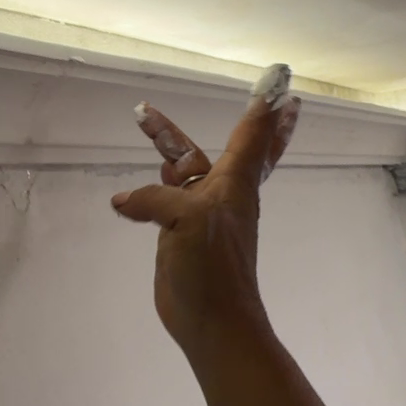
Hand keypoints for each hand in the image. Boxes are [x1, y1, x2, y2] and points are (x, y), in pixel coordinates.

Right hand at [111, 88, 302, 349]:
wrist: (213, 320)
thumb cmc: (212, 266)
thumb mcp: (186, 221)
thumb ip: (154, 199)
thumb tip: (123, 201)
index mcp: (233, 186)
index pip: (252, 138)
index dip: (265, 111)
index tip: (282, 84)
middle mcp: (221, 194)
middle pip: (222, 148)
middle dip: (219, 124)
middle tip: (238, 95)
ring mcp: (200, 214)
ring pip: (184, 170)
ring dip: (169, 148)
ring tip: (145, 123)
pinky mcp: (179, 234)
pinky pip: (162, 199)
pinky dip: (147, 189)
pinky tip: (124, 196)